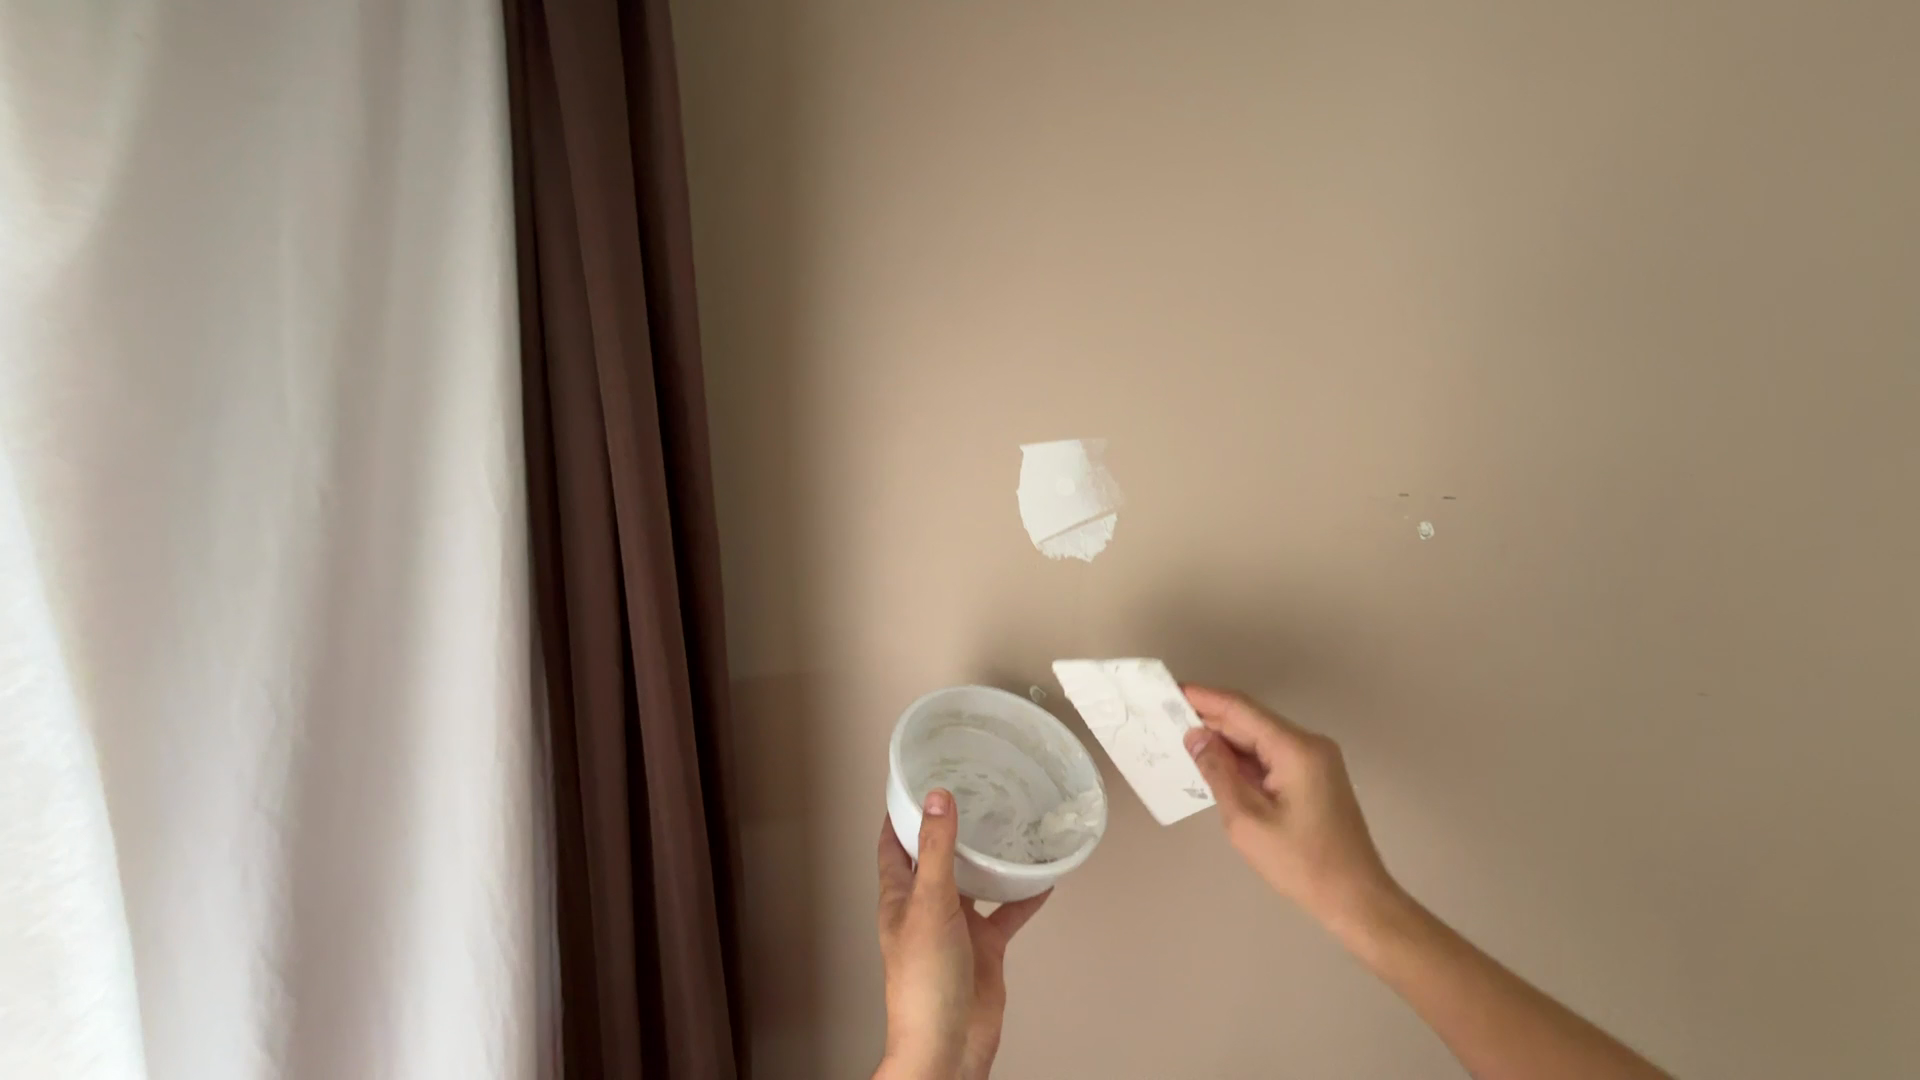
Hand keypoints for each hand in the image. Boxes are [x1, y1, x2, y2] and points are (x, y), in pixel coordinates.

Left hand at [874, 790, 1049, 1079]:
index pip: (894, 843)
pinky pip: (1007, 912)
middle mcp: (926, 905)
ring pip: (974, 881)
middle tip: (972, 791)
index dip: (901, 813)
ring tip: (1009, 823)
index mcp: (900, 894)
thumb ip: (936, 850)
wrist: (949, 1044)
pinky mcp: (984, 945)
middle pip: (936, 856)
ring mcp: (957, 925)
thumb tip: (936, 797)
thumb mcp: (929, 904)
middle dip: (951, 827)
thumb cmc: (924, 981)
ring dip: (989, 858)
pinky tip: (1043, 877)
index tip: (916, 780)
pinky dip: (1024, 895)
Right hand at [1182, 686, 1400, 926]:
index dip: (1203, 697)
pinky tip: (1213, 761)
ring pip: (1258, 738)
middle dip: (1209, 716)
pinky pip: (1268, 756)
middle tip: (1165, 714)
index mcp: (1295, 749)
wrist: (1357, 900)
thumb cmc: (1300, 862)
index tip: (1169, 690)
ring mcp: (1313, 761)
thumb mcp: (1246, 819)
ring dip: (1223, 738)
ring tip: (1180, 736)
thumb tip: (1194, 736)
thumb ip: (1218, 771)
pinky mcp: (1312, 778)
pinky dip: (1240, 757)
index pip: (1240, 709)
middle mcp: (1308, 745)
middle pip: (1250, 720)